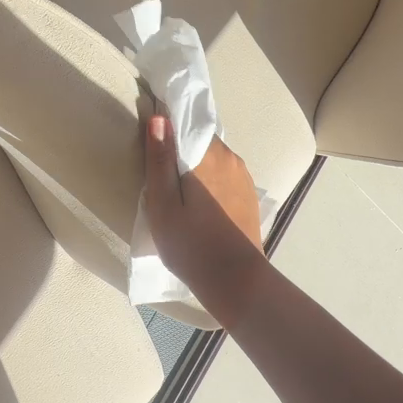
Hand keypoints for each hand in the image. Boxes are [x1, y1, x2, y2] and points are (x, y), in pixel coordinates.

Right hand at [142, 115, 270, 326]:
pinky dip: (210, 183)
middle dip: (180, 153)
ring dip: (197, 169)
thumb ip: (160, 159)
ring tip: (180, 197)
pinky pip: (224, 176)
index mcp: (208, 154)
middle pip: (198, 142)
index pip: (186, 124)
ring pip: (212, 160)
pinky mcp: (249, 196)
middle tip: (162, 181)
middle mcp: (230, 158)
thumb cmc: (191, 243)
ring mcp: (243, 177)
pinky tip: (201, 207)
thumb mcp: (163, 203)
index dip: (168, 132)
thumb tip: (159, 118)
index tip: (153, 149)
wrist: (237, 284)